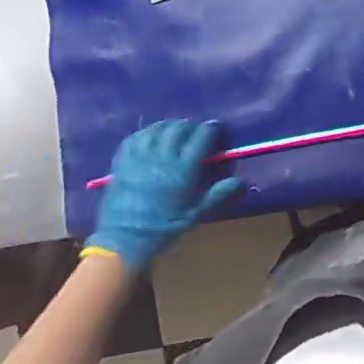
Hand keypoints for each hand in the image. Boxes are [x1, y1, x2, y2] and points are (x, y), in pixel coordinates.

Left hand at [87, 119, 244, 271]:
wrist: (126, 239)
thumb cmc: (165, 228)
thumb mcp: (195, 214)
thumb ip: (217, 195)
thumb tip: (240, 182)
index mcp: (183, 170)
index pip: (201, 138)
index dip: (210, 129)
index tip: (215, 128)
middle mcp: (163, 157)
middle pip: (179, 129)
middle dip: (190, 125)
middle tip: (196, 128)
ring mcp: (141, 156)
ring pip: (157, 129)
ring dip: (169, 125)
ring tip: (175, 128)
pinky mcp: (123, 160)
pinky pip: (136, 136)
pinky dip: (147, 132)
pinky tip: (151, 135)